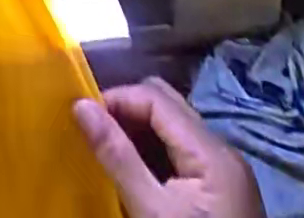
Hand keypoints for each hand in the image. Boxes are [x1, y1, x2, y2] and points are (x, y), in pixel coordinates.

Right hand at [73, 78, 265, 217]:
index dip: (116, 99)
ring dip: (137, 132)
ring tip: (107, 151)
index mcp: (212, 152)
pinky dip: (152, 153)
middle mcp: (222, 152)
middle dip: (126, 111)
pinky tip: (133, 173)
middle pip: (166, 105)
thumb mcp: (151, 213)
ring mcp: (224, 174)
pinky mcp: (220, 193)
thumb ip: (116, 155)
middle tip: (94, 132)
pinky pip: (179, 153)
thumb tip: (80, 104)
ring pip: (171, 127)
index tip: (83, 118)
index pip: (155, 97)